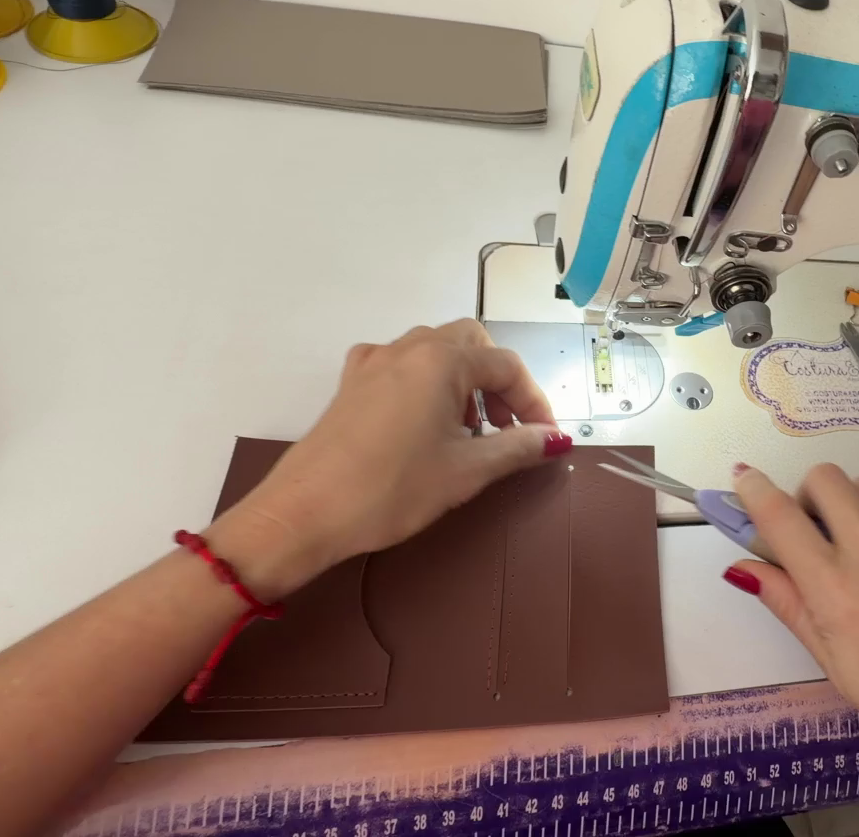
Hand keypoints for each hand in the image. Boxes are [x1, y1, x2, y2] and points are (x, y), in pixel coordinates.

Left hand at [206, 320, 568, 597]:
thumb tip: (556, 440)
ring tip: (468, 429)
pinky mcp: (352, 382)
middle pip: (474, 344)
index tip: (545, 438)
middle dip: (499, 381)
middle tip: (507, 427)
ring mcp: (376, 361)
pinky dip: (426, 381)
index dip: (534, 402)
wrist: (302, 515)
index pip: (508, 367)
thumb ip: (517, 448)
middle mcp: (411, 347)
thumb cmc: (391, 489)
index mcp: (443, 360)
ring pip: (437, 349)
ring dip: (464, 380)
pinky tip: (422, 416)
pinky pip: (401, 363)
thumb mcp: (465, 471)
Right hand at [727, 465, 858, 834]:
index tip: (743, 479)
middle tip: (814, 532)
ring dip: (850, 505)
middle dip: (807, 495)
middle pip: (824, 478)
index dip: (753, 489)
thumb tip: (743, 568)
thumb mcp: (835, 664)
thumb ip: (788, 604)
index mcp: (837, 590)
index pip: (780, 515)